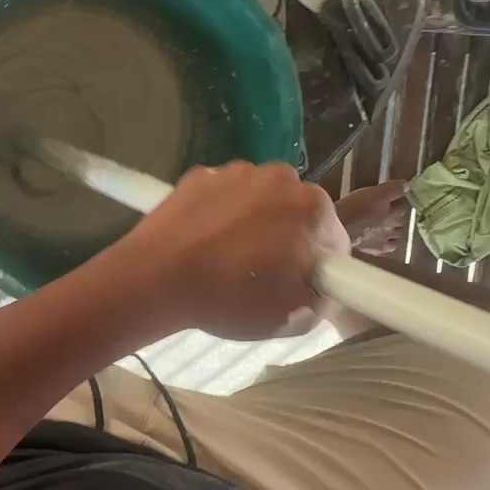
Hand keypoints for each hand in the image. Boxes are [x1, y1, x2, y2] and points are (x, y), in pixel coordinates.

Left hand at [104, 161, 349, 339]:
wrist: (157, 277)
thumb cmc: (232, 297)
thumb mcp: (295, 318)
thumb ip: (324, 297)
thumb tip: (322, 287)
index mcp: (313, 207)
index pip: (332, 239)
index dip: (319, 267)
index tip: (297, 285)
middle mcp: (280, 176)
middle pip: (294, 213)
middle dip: (285, 239)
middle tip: (261, 276)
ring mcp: (235, 171)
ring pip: (257, 200)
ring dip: (251, 222)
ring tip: (226, 260)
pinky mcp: (199, 175)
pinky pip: (220, 197)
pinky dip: (217, 214)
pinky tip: (201, 242)